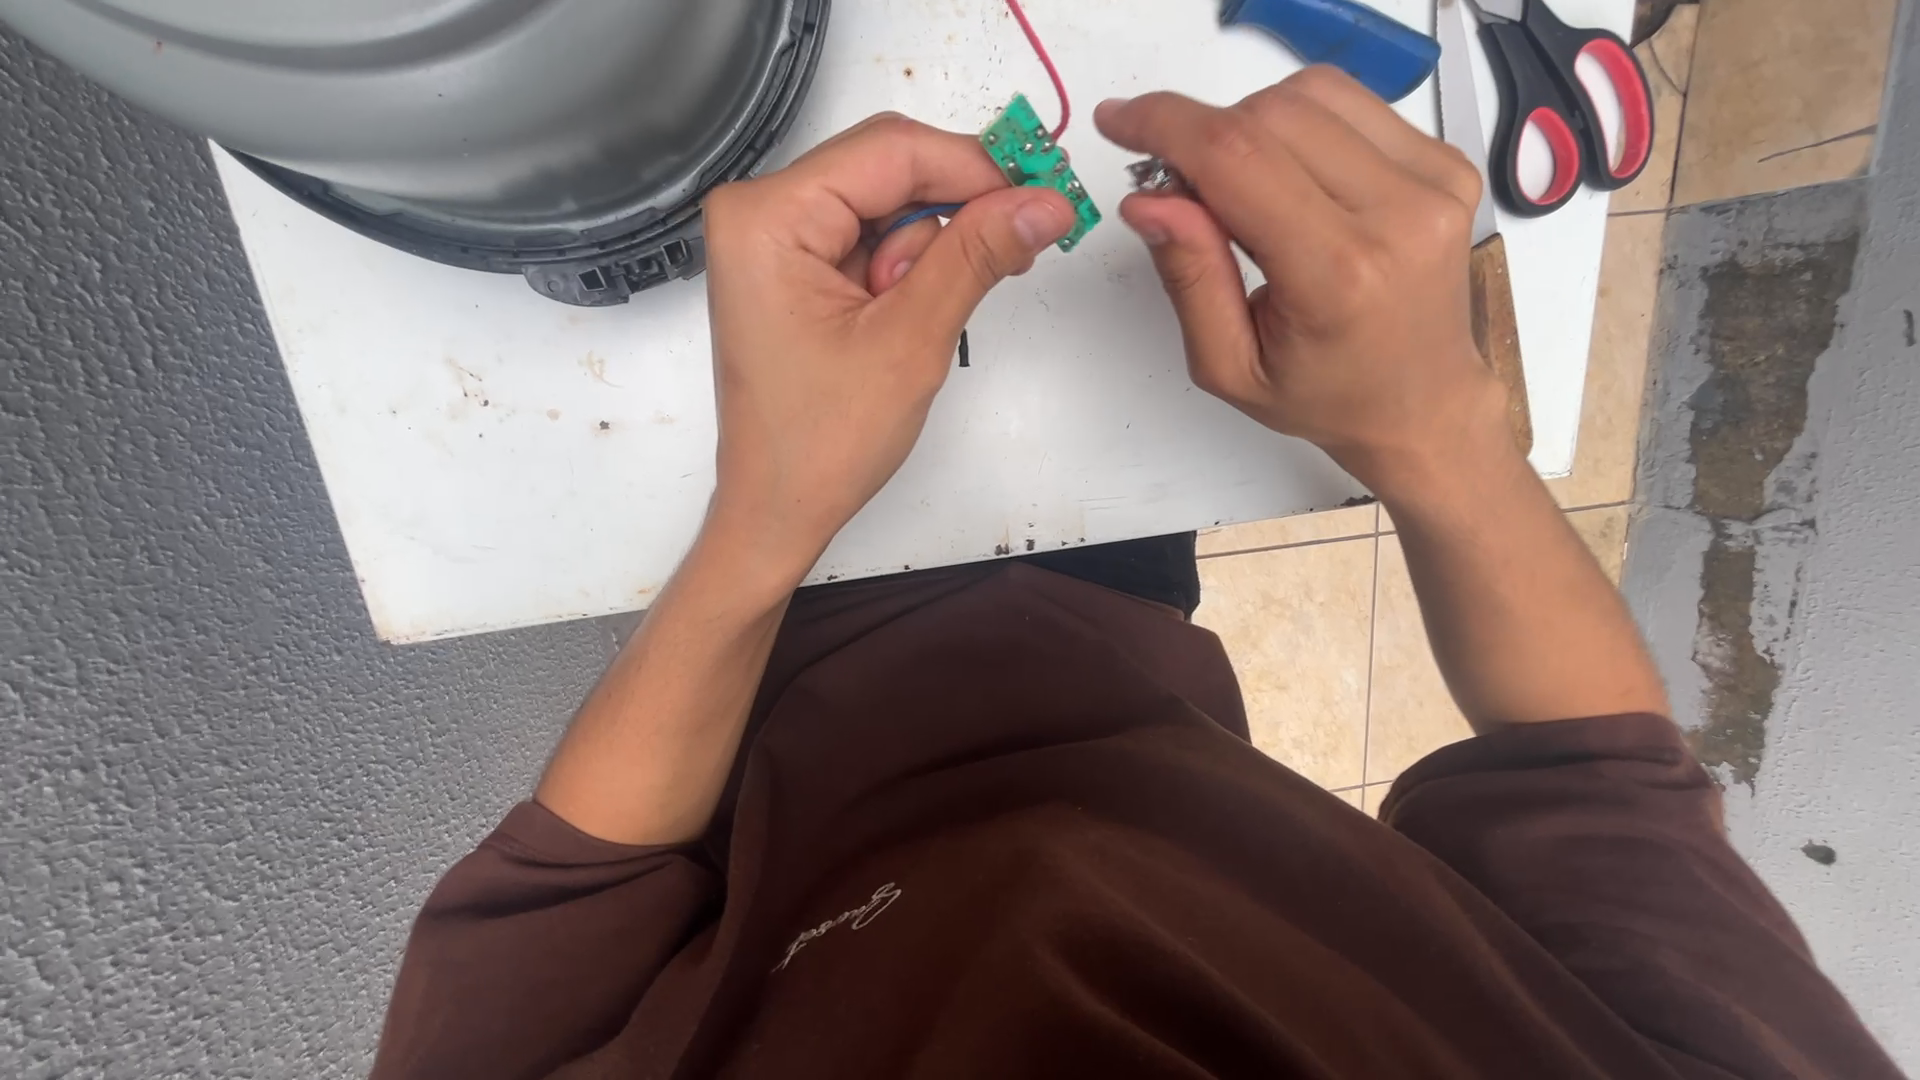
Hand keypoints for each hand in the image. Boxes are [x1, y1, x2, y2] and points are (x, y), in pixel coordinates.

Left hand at [699, 114, 1073, 586]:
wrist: (779, 509)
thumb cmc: (823, 444)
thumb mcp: (911, 342)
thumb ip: (977, 257)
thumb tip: (1044, 201)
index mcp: (768, 218)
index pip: (893, 150)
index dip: (977, 168)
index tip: (1042, 195)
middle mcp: (759, 214)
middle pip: (887, 171)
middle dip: (951, 216)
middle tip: (1009, 256)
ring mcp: (772, 244)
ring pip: (885, 208)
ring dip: (924, 256)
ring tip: (917, 325)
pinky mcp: (791, 272)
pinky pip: (867, 242)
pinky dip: (906, 272)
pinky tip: (908, 317)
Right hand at [1095, 68, 1513, 501]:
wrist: (1420, 401)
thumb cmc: (1319, 397)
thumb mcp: (1227, 365)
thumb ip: (1189, 279)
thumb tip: (1146, 201)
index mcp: (1336, 276)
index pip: (1238, 161)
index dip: (1166, 128)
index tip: (1117, 122)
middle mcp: (1397, 213)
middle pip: (1268, 117)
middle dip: (1202, 138)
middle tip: (1180, 192)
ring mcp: (1433, 179)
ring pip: (1308, 96)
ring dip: (1247, 128)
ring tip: (1237, 194)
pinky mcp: (1447, 162)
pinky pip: (1349, 105)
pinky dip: (1295, 127)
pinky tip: (1286, 181)